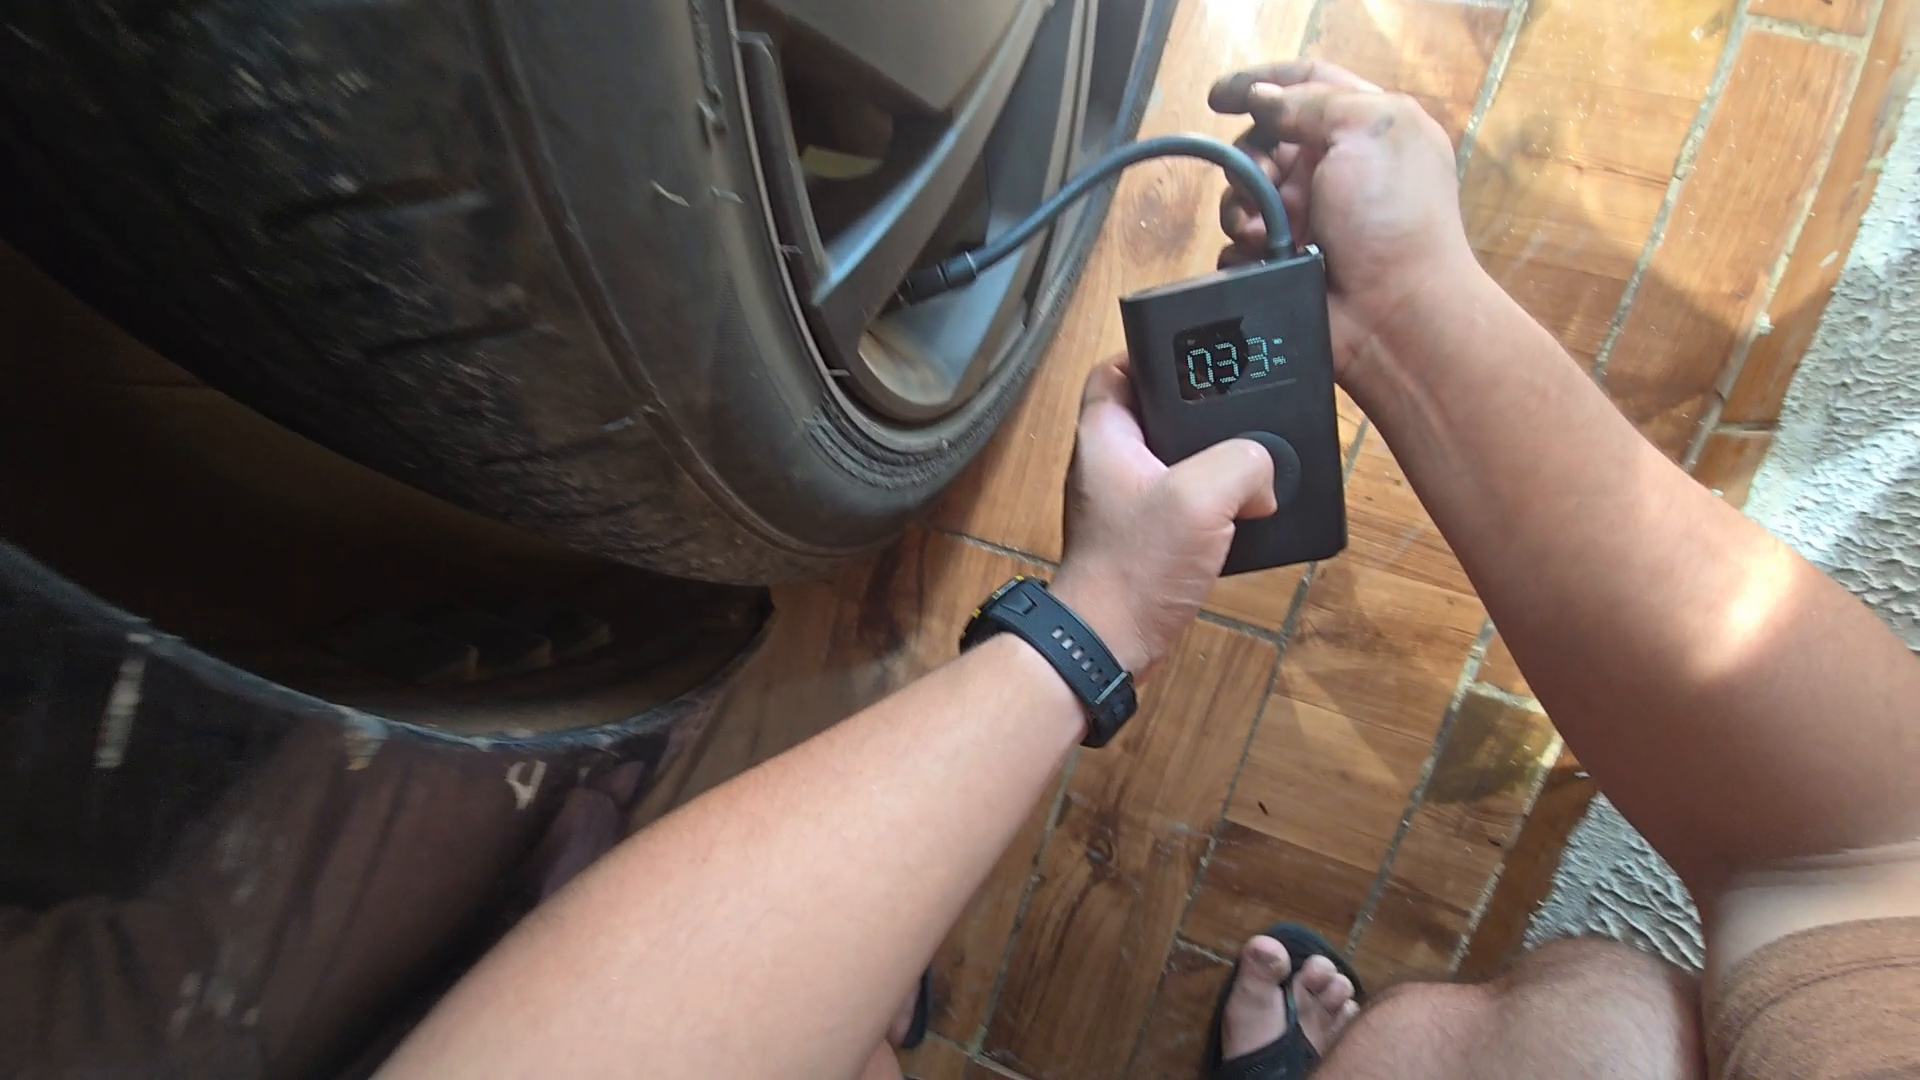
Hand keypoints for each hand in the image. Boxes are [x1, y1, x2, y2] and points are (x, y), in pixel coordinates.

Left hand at [1051, 358, 1276, 674]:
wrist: (1112, 641)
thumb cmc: (1139, 563)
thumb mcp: (1201, 496)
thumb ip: (1243, 462)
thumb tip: (1260, 476)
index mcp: (1104, 437)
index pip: (1115, 371)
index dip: (1150, 355)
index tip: (1197, 358)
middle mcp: (1108, 464)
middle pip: (1155, 414)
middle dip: (1200, 411)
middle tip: (1245, 407)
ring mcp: (1125, 502)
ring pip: (1175, 461)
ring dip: (1215, 461)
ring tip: (1257, 460)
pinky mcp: (1144, 536)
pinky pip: (1184, 503)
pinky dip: (1214, 502)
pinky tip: (1247, 509)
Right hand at [1209, 60, 1480, 384]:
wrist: (1389, 309)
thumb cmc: (1391, 215)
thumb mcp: (1368, 132)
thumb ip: (1311, 104)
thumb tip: (1260, 98)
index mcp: (1358, 129)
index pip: (1304, 85)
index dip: (1259, 83)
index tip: (1216, 98)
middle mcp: (1327, 172)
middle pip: (1261, 144)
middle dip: (1248, 157)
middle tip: (1261, 181)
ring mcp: (1301, 221)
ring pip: (1241, 198)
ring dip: (1239, 208)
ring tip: (1261, 232)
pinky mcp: (1279, 263)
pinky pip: (1236, 249)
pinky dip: (1238, 251)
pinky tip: (1258, 258)